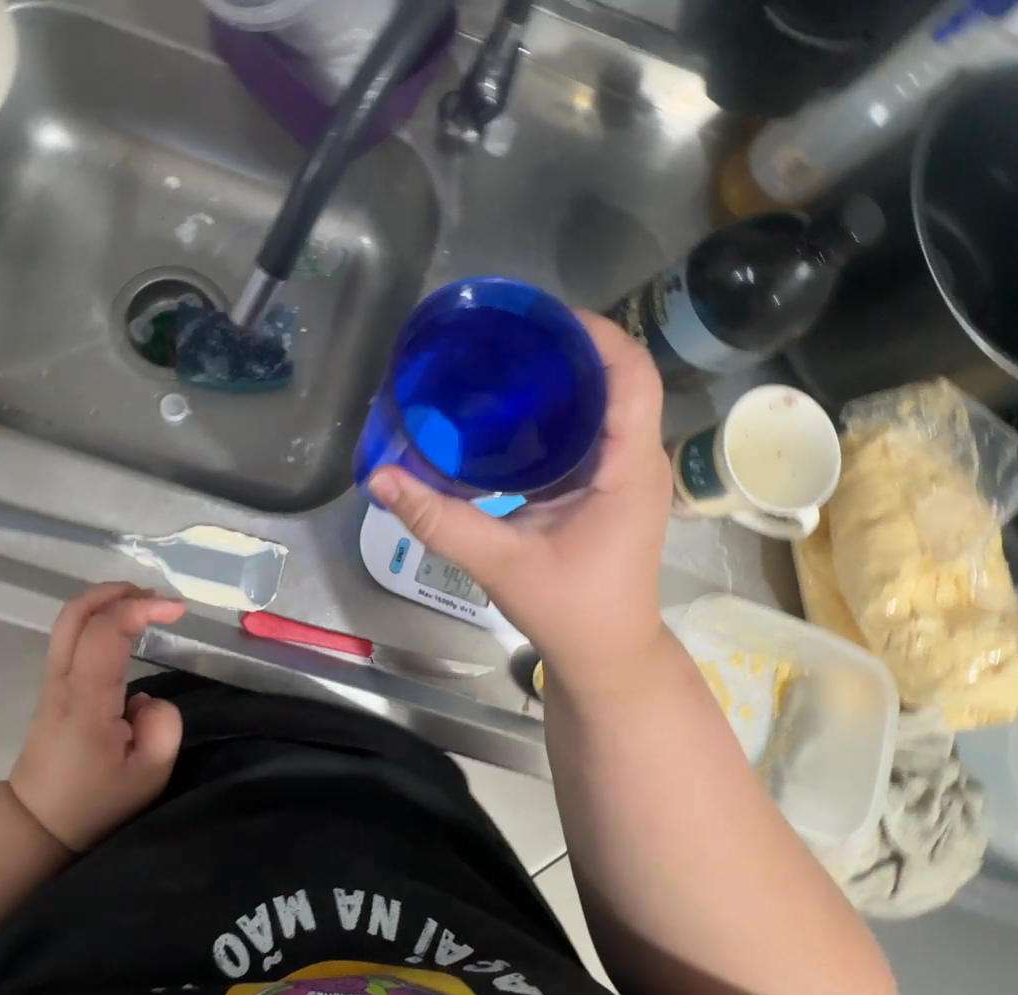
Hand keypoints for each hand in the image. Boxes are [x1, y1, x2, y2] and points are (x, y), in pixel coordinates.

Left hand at [9, 583, 186, 852]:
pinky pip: (72, 635)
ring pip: (70, 619)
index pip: (106, 631)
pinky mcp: (54, 686)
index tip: (179, 611)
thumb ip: (164, 725)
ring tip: (146, 605)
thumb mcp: (150, 774)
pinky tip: (126, 628)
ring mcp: (53, 681)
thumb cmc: (95, 802)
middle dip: (120, 591)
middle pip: (77, 612)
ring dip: (108, 601)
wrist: (38, 823)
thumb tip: (147, 698)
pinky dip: (100, 618)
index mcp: (86, 700)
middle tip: (160, 598)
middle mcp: (63, 680)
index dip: (142, 609)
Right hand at [367, 311, 672, 681]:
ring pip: (605, 402)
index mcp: (628, 469)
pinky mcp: (608, 486)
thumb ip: (441, 521)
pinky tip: (511, 414)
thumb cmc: (570, 609)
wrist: (606, 654)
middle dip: (567, 348)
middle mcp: (637, 460)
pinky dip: (557, 411)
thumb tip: (381, 480)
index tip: (540, 318)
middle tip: (505, 337)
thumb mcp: (501, 563)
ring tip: (504, 362)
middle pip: (616, 379)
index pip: (631, 377)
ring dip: (563, 378)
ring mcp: (626, 472)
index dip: (596, 336)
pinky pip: (591, 429)